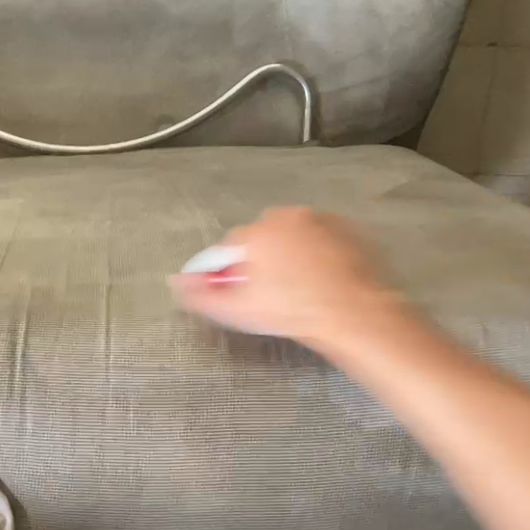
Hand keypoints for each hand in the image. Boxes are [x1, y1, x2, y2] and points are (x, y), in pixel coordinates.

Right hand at [169, 206, 410, 347]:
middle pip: (260, 239)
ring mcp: (321, 220)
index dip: (229, 273)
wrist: (355, 313)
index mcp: (256, 231)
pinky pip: (321, 240)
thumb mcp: (236, 310)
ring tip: (296, 290)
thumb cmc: (290, 311)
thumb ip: (199, 294)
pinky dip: (316, 255)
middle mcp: (287, 216)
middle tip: (267, 294)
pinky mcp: (349, 230)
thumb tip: (174, 281)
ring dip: (288, 256)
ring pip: (292, 238)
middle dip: (259, 261)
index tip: (237, 293)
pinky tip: (320, 281)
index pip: (228, 249)